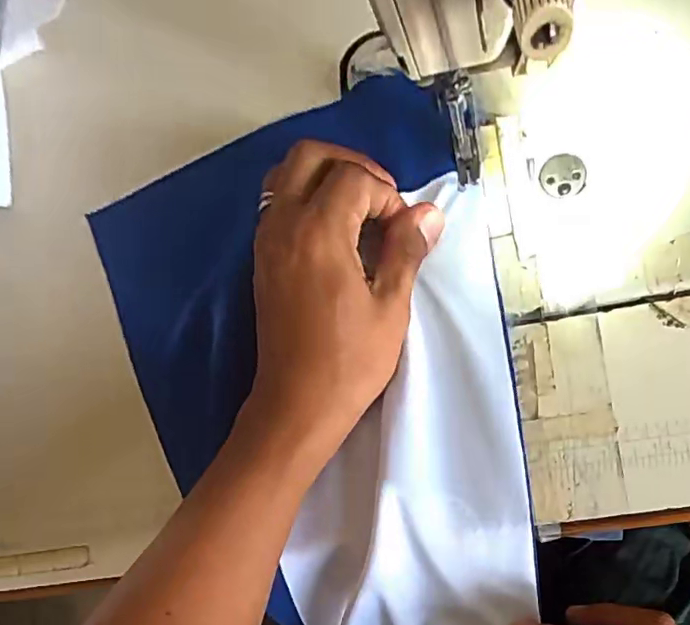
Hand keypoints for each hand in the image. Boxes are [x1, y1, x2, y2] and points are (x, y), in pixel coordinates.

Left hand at [246, 140, 444, 455]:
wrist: (299, 403)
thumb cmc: (349, 363)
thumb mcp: (390, 308)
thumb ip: (406, 252)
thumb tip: (427, 215)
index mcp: (319, 232)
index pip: (354, 178)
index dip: (387, 195)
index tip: (403, 230)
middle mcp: (284, 225)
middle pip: (311, 157)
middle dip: (352, 167)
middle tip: (382, 201)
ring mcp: (267, 241)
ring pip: (287, 175)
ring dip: (325, 180)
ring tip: (359, 215)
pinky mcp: (262, 261)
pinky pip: (279, 205)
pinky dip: (307, 202)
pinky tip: (335, 238)